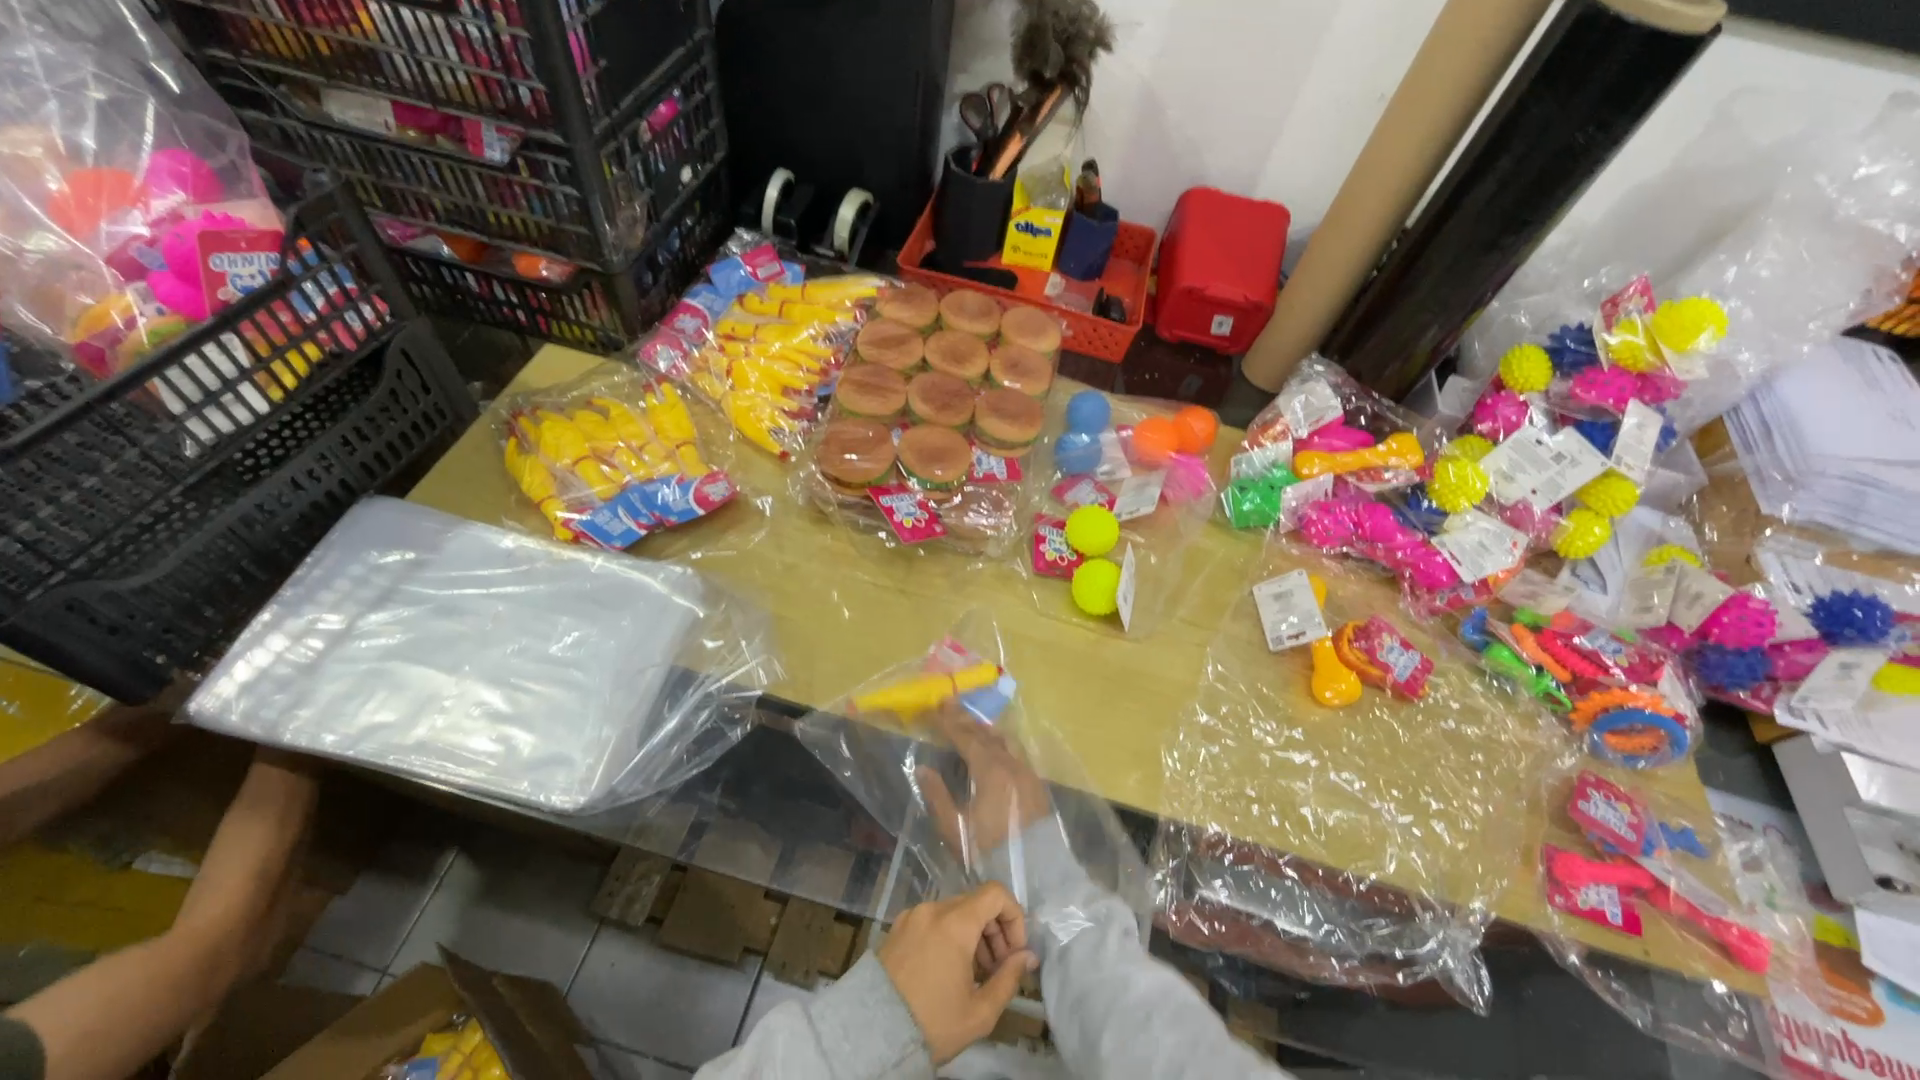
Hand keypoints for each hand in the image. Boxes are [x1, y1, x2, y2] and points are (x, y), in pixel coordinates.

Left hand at [878, 882, 1036, 1064]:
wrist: (872, 1035)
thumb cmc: (932, 1023)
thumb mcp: (980, 1011)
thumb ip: (1009, 978)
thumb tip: (1027, 957)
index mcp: (954, 923)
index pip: (995, 894)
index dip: (1014, 917)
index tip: (1015, 952)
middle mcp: (932, 910)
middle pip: (976, 904)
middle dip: (995, 932)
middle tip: (999, 968)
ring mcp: (911, 917)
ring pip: (954, 912)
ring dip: (973, 935)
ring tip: (975, 974)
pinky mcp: (896, 929)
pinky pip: (933, 921)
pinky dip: (950, 936)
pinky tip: (949, 970)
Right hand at [916, 705, 1051, 866]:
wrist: (1036, 875)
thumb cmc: (990, 853)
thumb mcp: (955, 829)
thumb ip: (938, 796)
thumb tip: (923, 768)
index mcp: (991, 771)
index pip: (967, 738)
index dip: (951, 722)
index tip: (938, 706)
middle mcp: (1012, 765)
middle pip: (987, 736)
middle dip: (967, 720)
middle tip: (951, 705)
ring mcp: (1028, 774)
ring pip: (1006, 742)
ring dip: (987, 730)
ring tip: (973, 722)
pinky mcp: (1038, 786)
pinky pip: (1017, 754)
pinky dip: (1002, 744)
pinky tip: (997, 747)